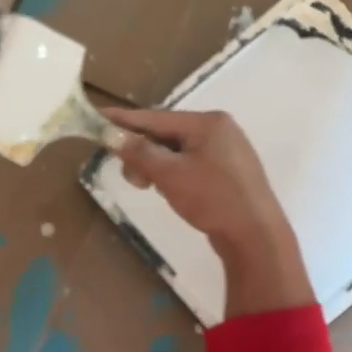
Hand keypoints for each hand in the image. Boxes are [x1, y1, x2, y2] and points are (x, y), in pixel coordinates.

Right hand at [103, 107, 315, 317]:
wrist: (255, 235)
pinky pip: (190, 163)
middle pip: (165, 134)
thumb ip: (139, 152)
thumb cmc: (212, 199)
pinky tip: (171, 191)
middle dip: (142, 153)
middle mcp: (219, 129)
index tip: (96, 117)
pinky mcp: (228, 171)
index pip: (154, 117)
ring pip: (176, 151)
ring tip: (152, 187)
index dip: (123, 120)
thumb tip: (113, 135)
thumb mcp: (169, 174)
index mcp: (207, 122)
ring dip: (156, 166)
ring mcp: (226, 150)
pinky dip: (173, 174)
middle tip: (132, 177)